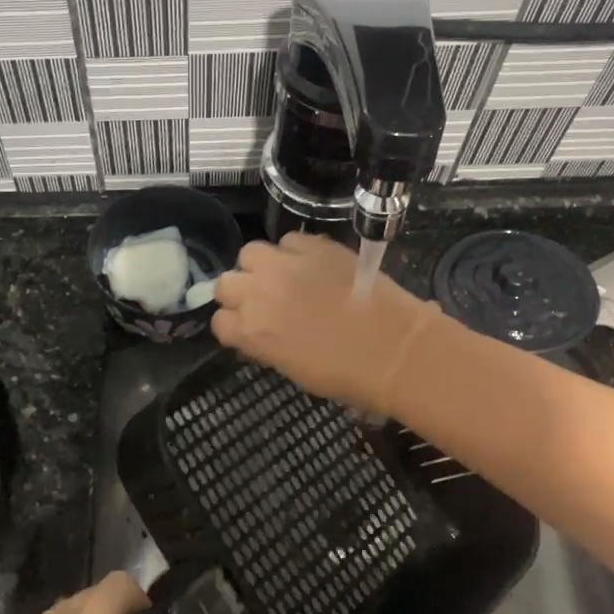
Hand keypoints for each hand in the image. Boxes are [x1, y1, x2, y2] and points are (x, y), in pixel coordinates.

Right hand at [212, 233, 442, 415]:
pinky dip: (294, 251)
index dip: (234, 325)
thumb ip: (265, 343)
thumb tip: (259, 331)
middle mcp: (258, 292)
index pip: (220, 322)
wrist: (394, 349)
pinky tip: (311, 265)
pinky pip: (289, 240)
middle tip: (263, 301)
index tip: (250, 329)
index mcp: (251, 331)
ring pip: (251, 253)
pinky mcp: (314, 245)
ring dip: (260, 266)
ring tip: (283, 276)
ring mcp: (285, 264)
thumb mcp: (291, 367)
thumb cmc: (345, 374)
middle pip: (226, 282)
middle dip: (240, 292)